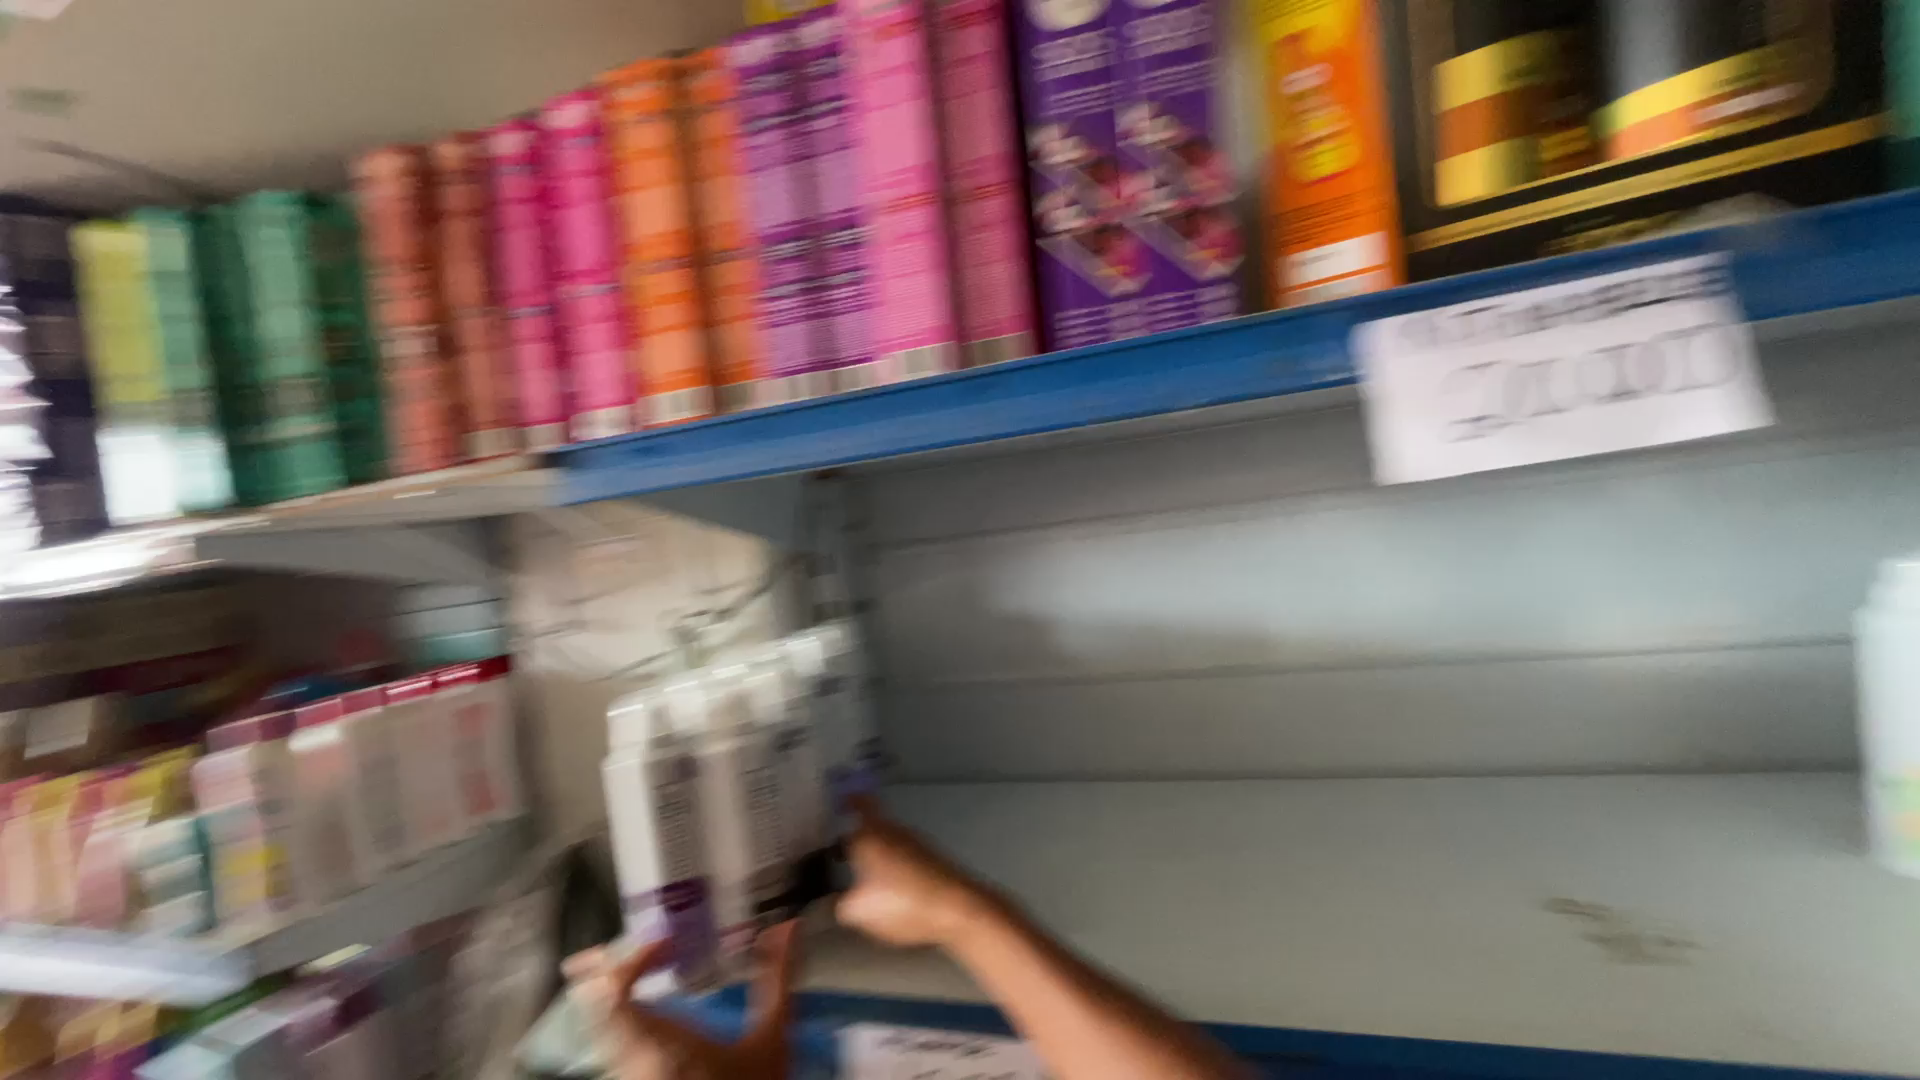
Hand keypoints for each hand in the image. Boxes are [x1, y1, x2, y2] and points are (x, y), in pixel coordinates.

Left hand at [564, 920, 799, 1079]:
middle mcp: (631, 1065)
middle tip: (654, 947)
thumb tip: (788, 925)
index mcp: (662, 1047)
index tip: (667, 945)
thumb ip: (777, 979)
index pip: (613, 996)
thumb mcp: (773, 1040)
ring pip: (601, 1026)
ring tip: (651, 969)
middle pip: (596, 1006)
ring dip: (621, 992)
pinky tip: (654, 1010)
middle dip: (619, 968)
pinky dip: (626, 1018)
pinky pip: (613, 1046)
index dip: (628, 961)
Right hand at [836, 796, 1001, 949]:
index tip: (841, 798)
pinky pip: (904, 856)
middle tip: (841, 852)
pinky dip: (894, 866)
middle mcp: (895, 830)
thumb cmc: (902, 902)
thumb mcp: (859, 911)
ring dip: (877, 853)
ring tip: (862, 875)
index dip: (850, 799)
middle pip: (874, 825)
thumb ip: (840, 904)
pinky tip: (890, 888)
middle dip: (859, 836)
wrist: (959, 908)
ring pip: (890, 841)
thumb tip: (834, 901)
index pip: (860, 803)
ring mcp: (917, 843)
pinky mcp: (933, 860)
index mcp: (873, 833)